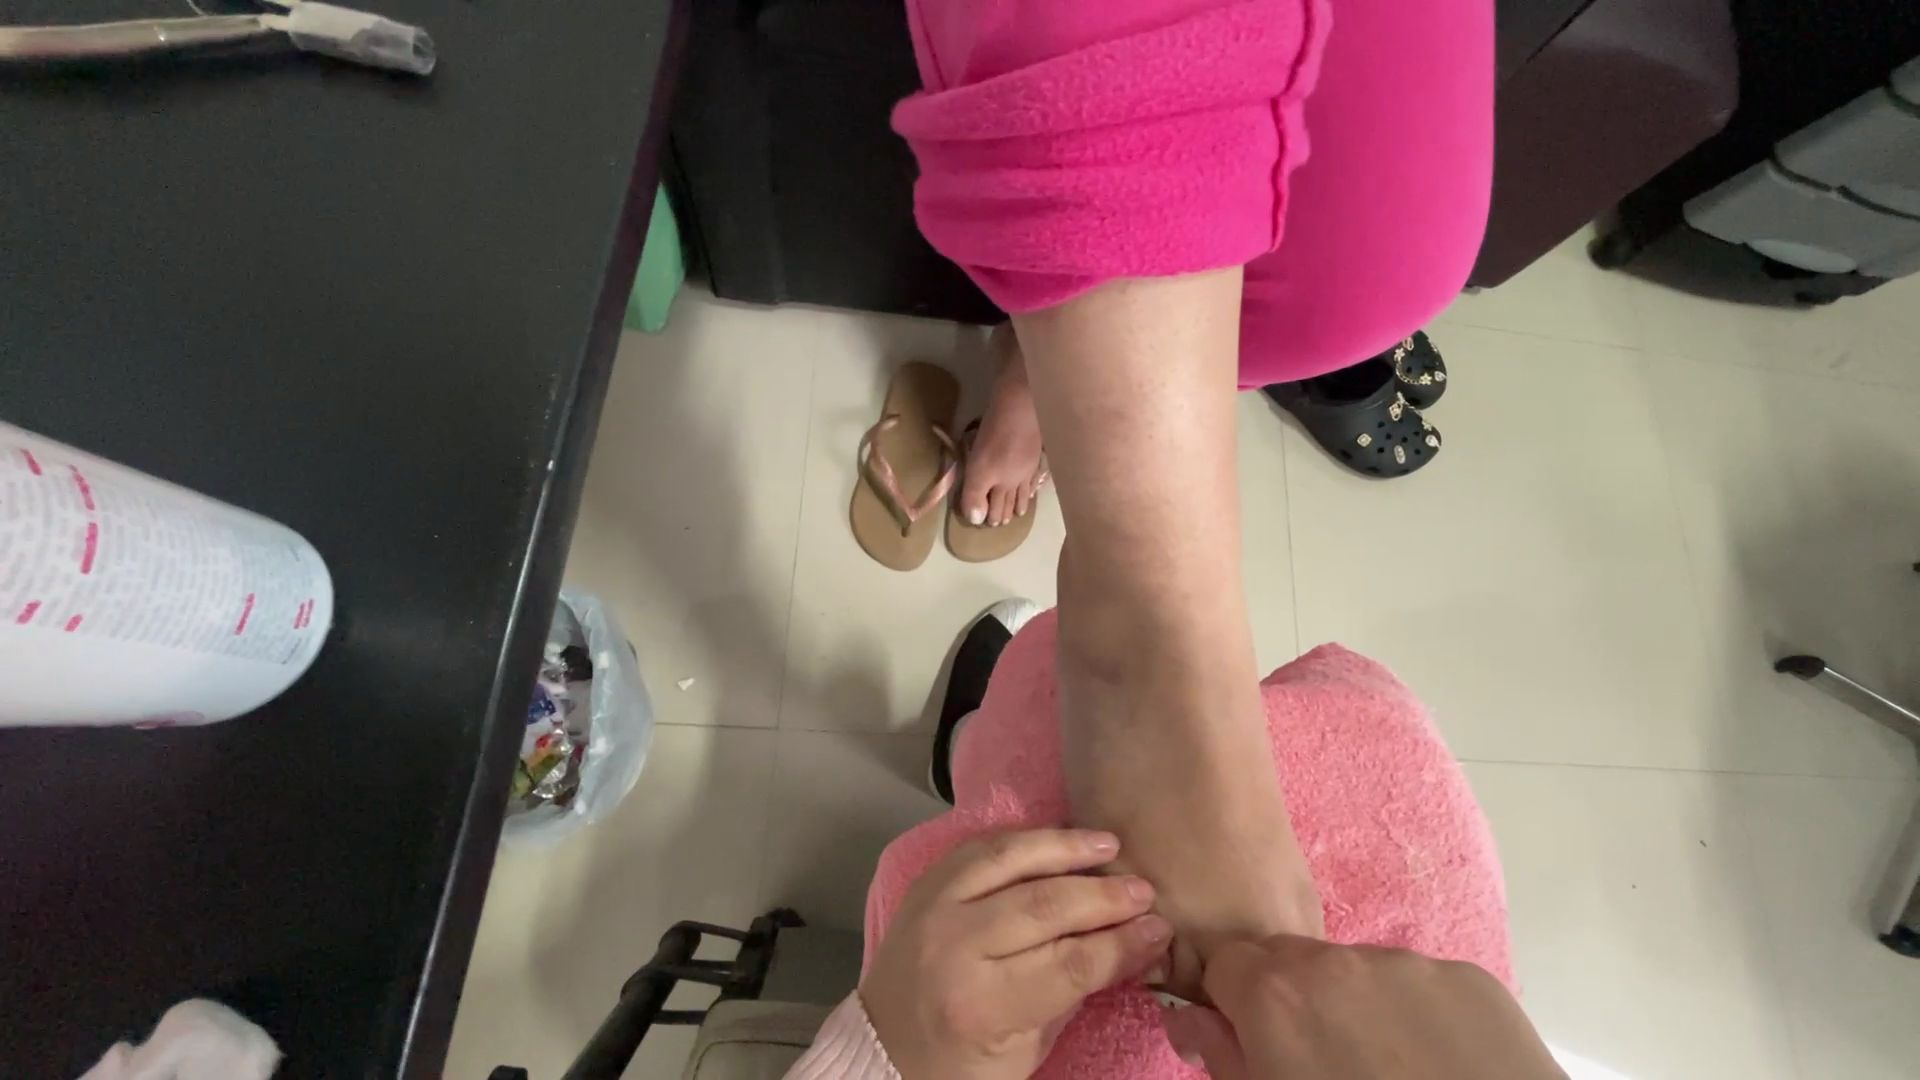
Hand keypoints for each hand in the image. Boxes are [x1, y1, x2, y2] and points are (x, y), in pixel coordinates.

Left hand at [862, 829, 1172, 1079]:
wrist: (883, 1049)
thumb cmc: (961, 1064)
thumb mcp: (1025, 1049)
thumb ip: (1074, 990)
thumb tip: (1134, 944)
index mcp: (982, 1004)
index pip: (1069, 964)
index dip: (1121, 943)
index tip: (1159, 927)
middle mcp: (955, 946)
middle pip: (1044, 906)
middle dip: (1103, 895)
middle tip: (1144, 888)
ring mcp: (935, 907)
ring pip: (1009, 860)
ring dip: (1064, 848)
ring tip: (1107, 843)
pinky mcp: (925, 883)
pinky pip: (979, 847)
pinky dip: (1022, 839)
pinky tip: (1054, 837)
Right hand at [1162, 934, 1567, 1078]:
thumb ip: (1221, 1060)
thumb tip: (1190, 1020)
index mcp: (1273, 993)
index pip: (1225, 964)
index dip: (1234, 1004)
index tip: (1256, 1043)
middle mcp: (1334, 960)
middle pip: (1291, 960)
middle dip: (1294, 1000)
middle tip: (1327, 1067)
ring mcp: (1408, 965)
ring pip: (1358, 973)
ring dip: (1358, 1008)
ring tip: (1397, 1077)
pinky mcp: (1472, 982)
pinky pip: (1424, 986)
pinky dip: (1422, 1019)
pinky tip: (1447, 1072)